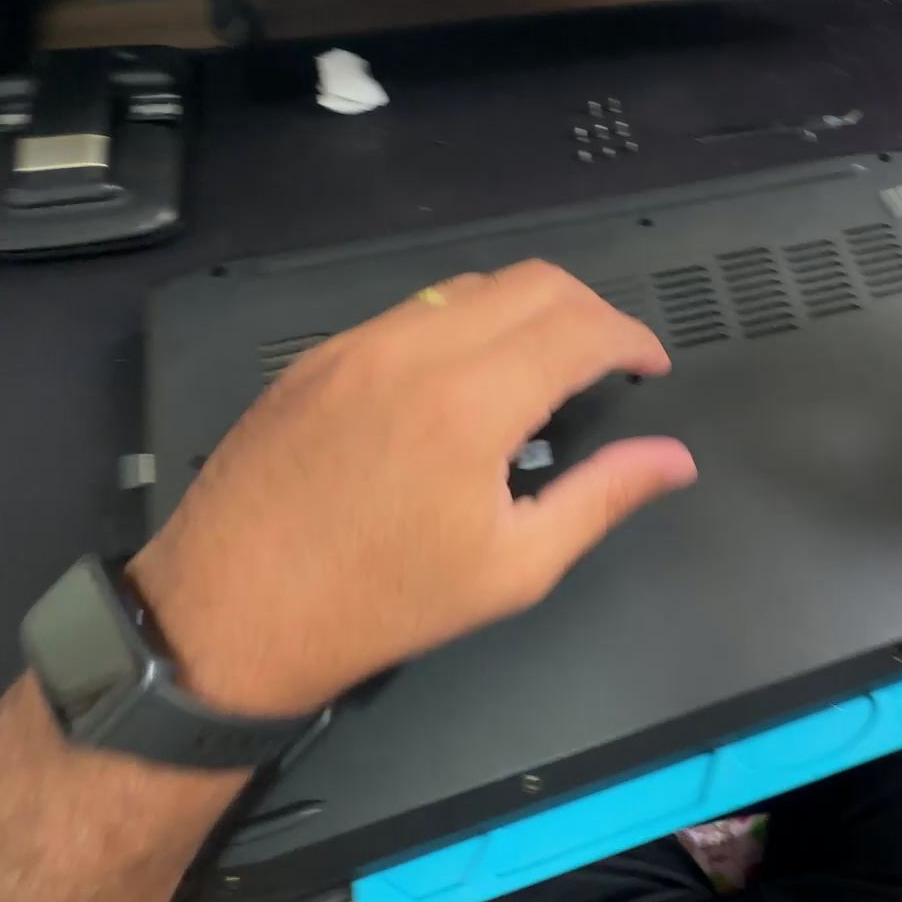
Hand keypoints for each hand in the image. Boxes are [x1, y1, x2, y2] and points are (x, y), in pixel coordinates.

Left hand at [127, 261, 698, 716]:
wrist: (226, 619)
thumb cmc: (384, 603)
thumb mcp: (516, 565)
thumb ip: (605, 495)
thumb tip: (675, 459)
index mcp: (471, 403)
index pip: (581, 329)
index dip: (634, 338)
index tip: (653, 366)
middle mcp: (416, 349)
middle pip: (538, 282)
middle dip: (596, 311)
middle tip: (615, 361)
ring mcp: (361, 343)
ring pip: (479, 284)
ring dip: (536, 310)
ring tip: (554, 365)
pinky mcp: (323, 353)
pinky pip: (423, 308)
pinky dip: (477, 321)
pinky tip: (477, 377)